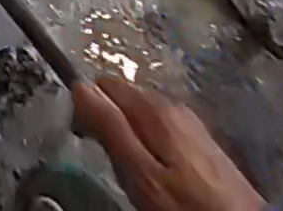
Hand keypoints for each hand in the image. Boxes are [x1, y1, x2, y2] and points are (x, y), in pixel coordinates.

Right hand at [72, 76, 263, 210]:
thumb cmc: (189, 210)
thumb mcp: (142, 176)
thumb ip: (110, 128)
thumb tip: (79, 85)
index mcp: (153, 107)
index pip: (103, 84)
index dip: (88, 108)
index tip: (88, 142)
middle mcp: (171, 104)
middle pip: (123, 96)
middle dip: (108, 120)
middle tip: (112, 163)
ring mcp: (190, 122)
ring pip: (141, 114)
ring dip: (129, 134)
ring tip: (134, 174)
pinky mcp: (203, 143)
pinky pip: (161, 130)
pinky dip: (149, 144)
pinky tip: (158, 175)